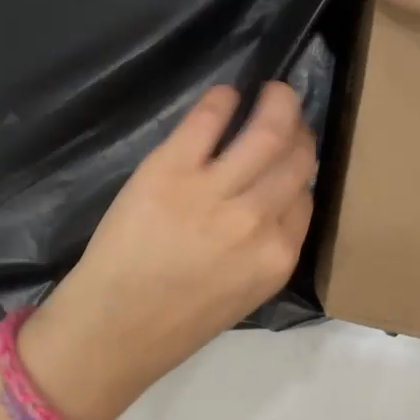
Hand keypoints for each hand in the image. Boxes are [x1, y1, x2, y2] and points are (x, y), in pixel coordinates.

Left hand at [19, 82, 316, 419]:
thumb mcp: (246, 292)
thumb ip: (268, 244)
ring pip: (267, 132)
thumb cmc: (177, 318)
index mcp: (277, 257)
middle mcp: (254, 222)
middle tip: (288, 112)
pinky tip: (226, 95)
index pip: (307, 195)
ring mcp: (212, 193)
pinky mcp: (170, 169)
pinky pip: (207, 120)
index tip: (294, 152)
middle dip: (299, 130)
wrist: (113, 329)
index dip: (302, 169)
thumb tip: (278, 193)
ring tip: (274, 91)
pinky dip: (222, 100)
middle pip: (296, 158)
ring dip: (277, 102)